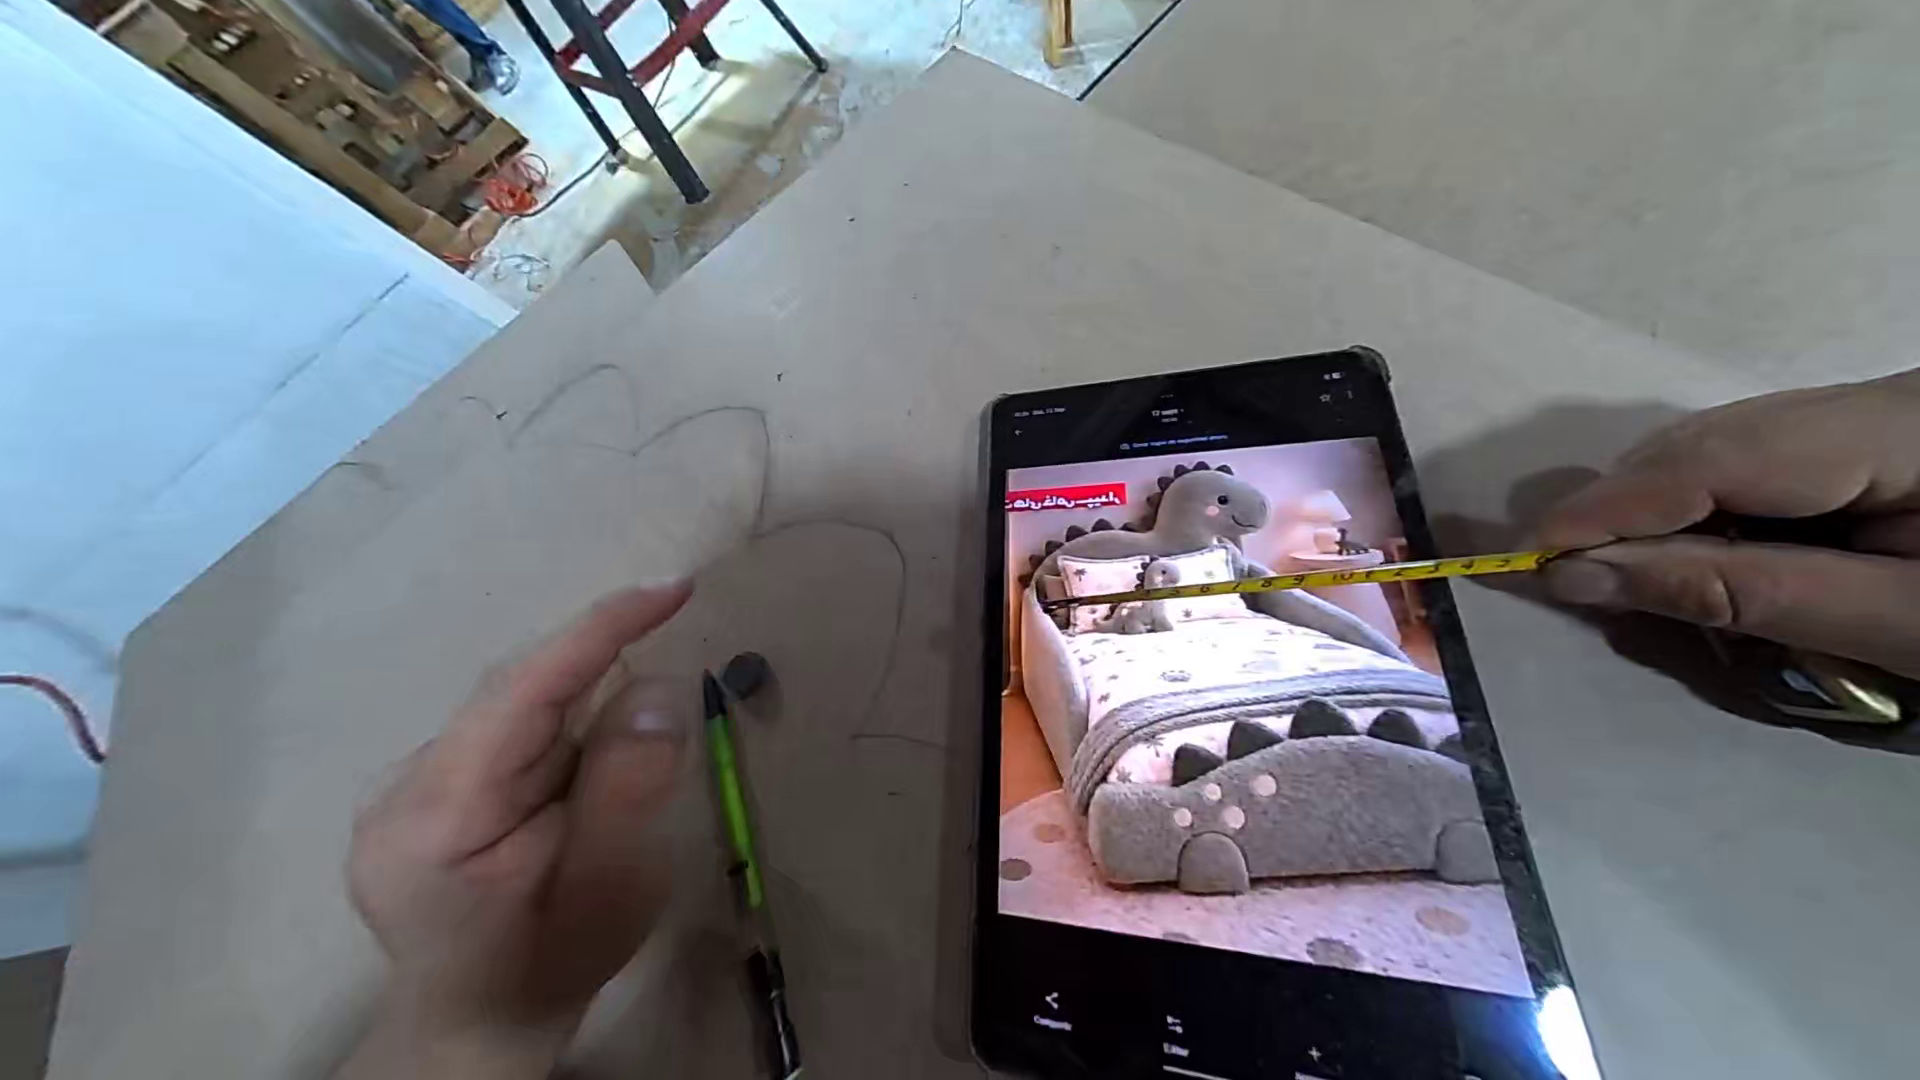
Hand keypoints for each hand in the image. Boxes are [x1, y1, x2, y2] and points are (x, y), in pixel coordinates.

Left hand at [336, 584, 692, 1079]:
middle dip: (610, 672)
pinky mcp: (443, 779)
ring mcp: (418, 778)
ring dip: (598, 704)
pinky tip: (595, 768)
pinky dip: (581, 719)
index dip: (602, 628)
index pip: (524, 688)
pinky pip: (528, 719)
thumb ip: (630, 787)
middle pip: (527, 688)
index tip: (674, 587)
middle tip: (668, 680)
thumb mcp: (611, 887)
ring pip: (530, 700)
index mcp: (435, 814)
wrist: (482, 1023)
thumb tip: (662, 687)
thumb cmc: (553, 960)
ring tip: (624, 763)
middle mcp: (409, 780)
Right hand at [1534, 369, 1919, 678]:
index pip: (1709, 460)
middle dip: (1620, 513)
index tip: (1528, 561)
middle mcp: (1878, 399)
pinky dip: (1695, 507)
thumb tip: (1575, 576)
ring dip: (1652, 513)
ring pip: (1704, 447)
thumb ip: (1734, 592)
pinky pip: (1737, 456)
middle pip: (1694, 444)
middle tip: (1581, 578)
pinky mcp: (1863, 432)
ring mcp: (1870, 409)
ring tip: (1644, 571)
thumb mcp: (1905, 626)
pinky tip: (1707, 547)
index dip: (1603, 510)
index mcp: (1911, 430)